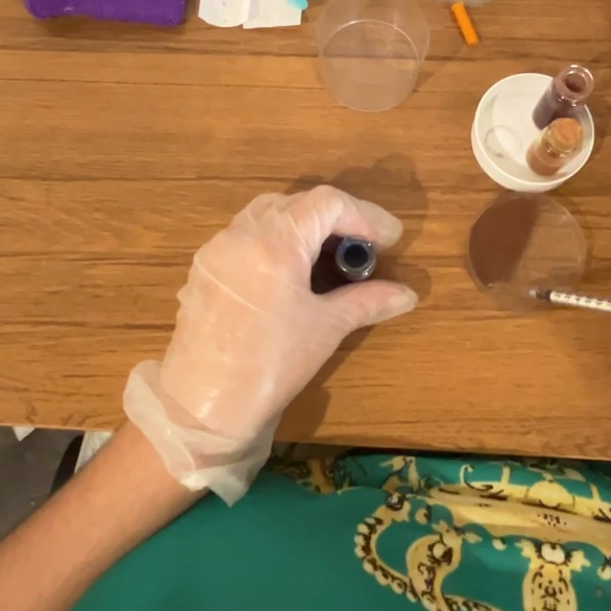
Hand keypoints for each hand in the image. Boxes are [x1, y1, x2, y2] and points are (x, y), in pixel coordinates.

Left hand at [123, 188, 416, 502]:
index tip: (390, 241)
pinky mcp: (205, 268)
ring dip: (304, 225)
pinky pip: (246, 235)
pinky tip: (293, 271)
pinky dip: (277, 239)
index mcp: (274, 242)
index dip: (365, 215)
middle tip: (364, 246)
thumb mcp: (325, 329)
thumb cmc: (269, 367)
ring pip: (268, 213)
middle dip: (337, 218)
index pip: (327, 203)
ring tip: (331, 255)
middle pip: (298, 203)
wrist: (203, 408)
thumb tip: (407, 294)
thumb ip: (367, 301)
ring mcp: (218, 248)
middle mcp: (242, 233)